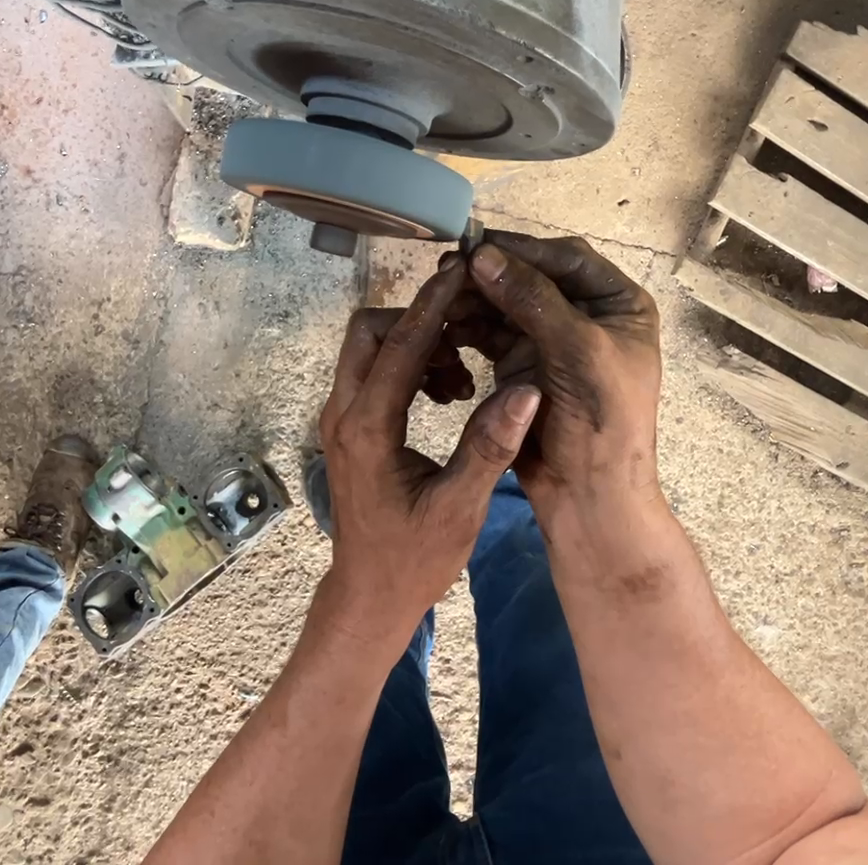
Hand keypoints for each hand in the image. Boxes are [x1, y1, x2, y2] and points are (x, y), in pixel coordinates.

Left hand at [318, 259, 542, 639]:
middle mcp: (343, 413)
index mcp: (367, 428)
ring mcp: (340, 419)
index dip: (432, 307)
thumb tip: (526, 390)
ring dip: (416, 345)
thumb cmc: (414, 557)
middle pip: (368, 332)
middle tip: (469, 333)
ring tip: (463, 378)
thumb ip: (489, 446)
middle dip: (418, 321)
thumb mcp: (460, 508)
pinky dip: (409, 367)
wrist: (369, 592)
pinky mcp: (349, 427)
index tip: (464, 275)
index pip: (397, 346)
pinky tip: (448, 394)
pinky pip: (373, 374)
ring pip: (369, 349)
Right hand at [451, 233, 662, 514]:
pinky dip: (468, 327)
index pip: (567, 260)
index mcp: (616, 305)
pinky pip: (490, 333)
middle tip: (447, 269)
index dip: (523, 250)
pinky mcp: (520, 364)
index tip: (477, 246)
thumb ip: (533, 300)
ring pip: (505, 304)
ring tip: (440, 295)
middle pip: (531, 279)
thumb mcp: (577, 352)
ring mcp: (549, 340)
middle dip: (491, 275)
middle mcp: (584, 315)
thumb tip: (482, 255)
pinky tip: (444, 324)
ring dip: (474, 299)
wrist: (587, 495)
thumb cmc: (602, 421)